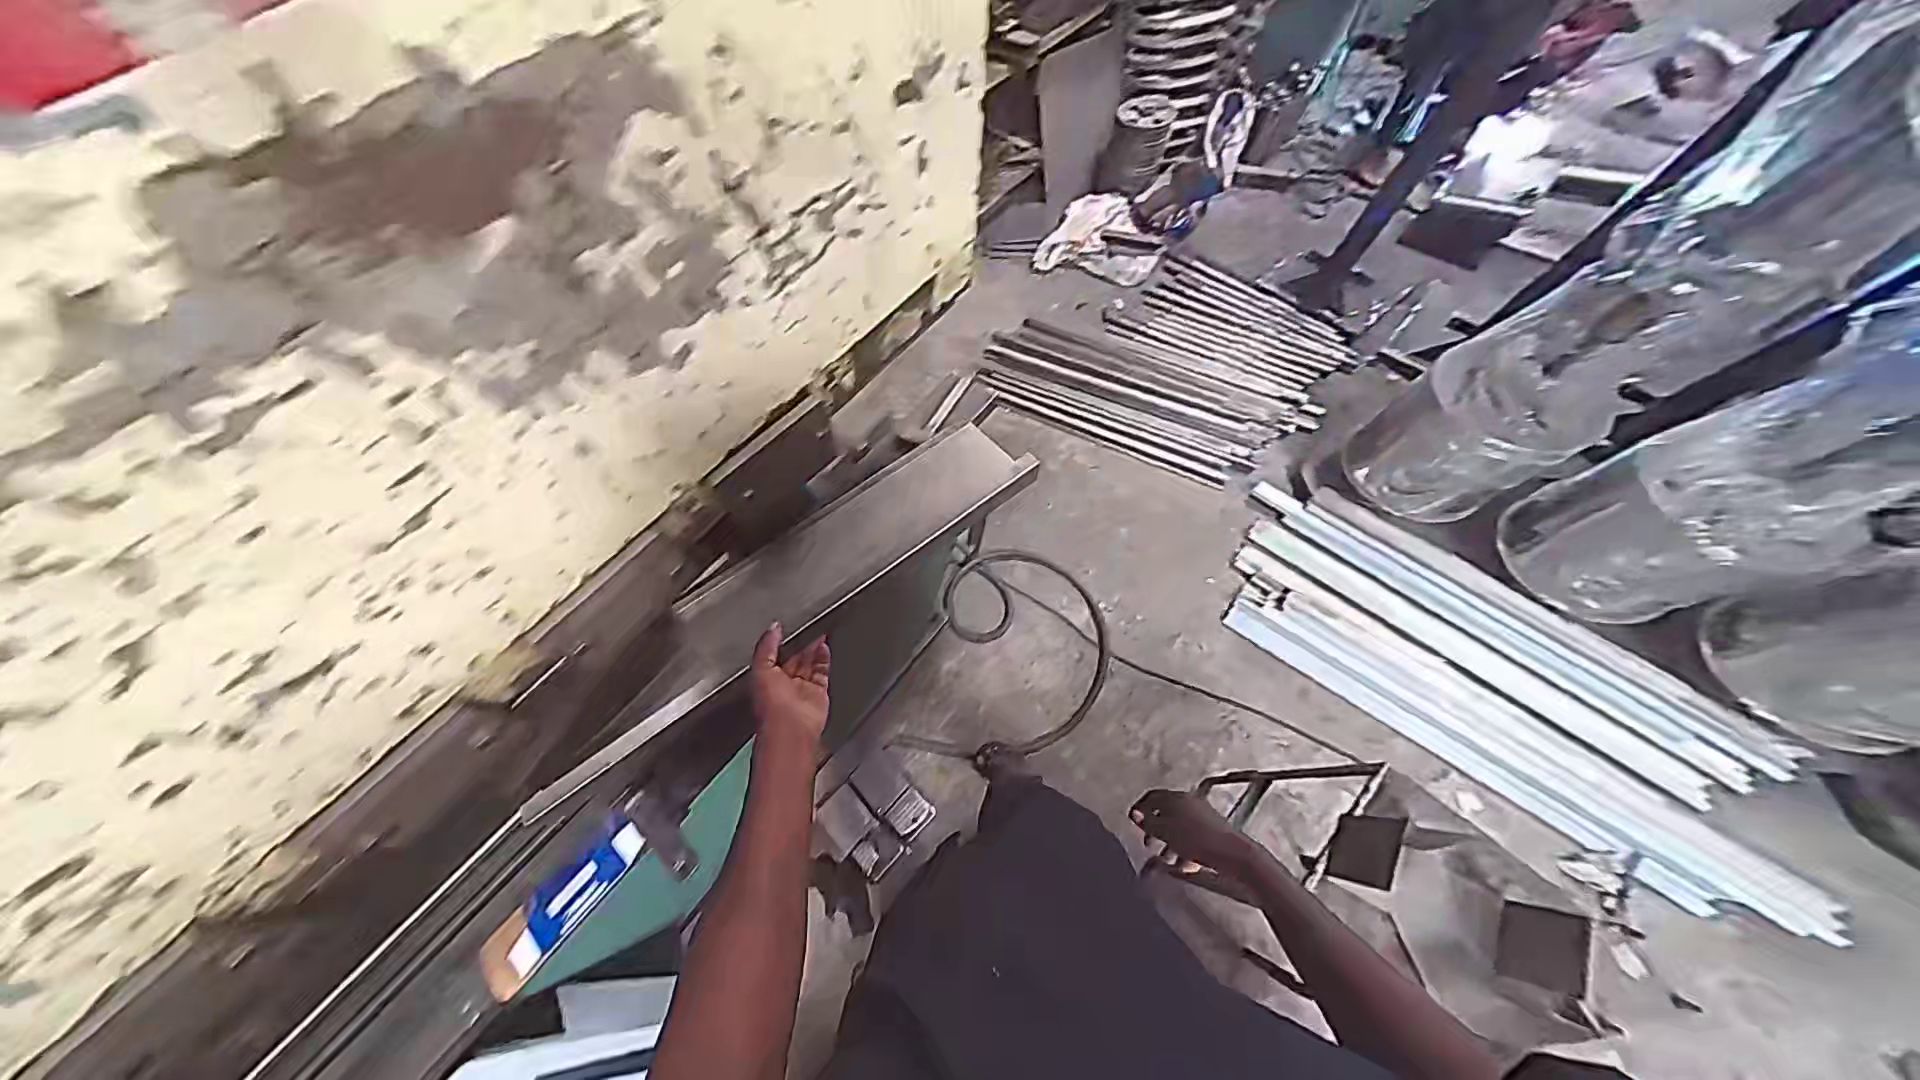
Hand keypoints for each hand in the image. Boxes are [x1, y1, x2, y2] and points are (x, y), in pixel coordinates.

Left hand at [750, 623, 829, 740]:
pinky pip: (822, 671)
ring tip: (818, 632)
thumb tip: (773, 628)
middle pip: (794, 659)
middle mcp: (784, 684)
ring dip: (814, 649)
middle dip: (800, 645)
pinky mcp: (818, 692)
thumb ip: (766, 647)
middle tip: (806, 627)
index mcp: (766, 680)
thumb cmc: (771, 705)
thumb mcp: (761, 669)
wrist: (791, 727)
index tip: (785, 628)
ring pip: (810, 663)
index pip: (773, 656)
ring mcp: (802, 688)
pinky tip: (824, 646)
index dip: (779, 642)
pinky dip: (824, 658)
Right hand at [1130, 789, 1266, 880]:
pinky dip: (1184, 849)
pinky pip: (1192, 838)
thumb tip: (1135, 814)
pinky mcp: (1214, 833)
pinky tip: (1183, 866)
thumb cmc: (1200, 841)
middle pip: (1165, 812)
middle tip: (1148, 841)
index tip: (1133, 820)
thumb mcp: (1166, 832)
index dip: (1140, 808)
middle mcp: (1191, 803)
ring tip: (1165, 859)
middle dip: (1155, 828)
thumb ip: (1148, 823)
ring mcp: (1204, 817)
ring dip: (1169, 842)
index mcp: (1178, 798)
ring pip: (1179, 828)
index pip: (1152, 796)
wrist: (1237, 857)